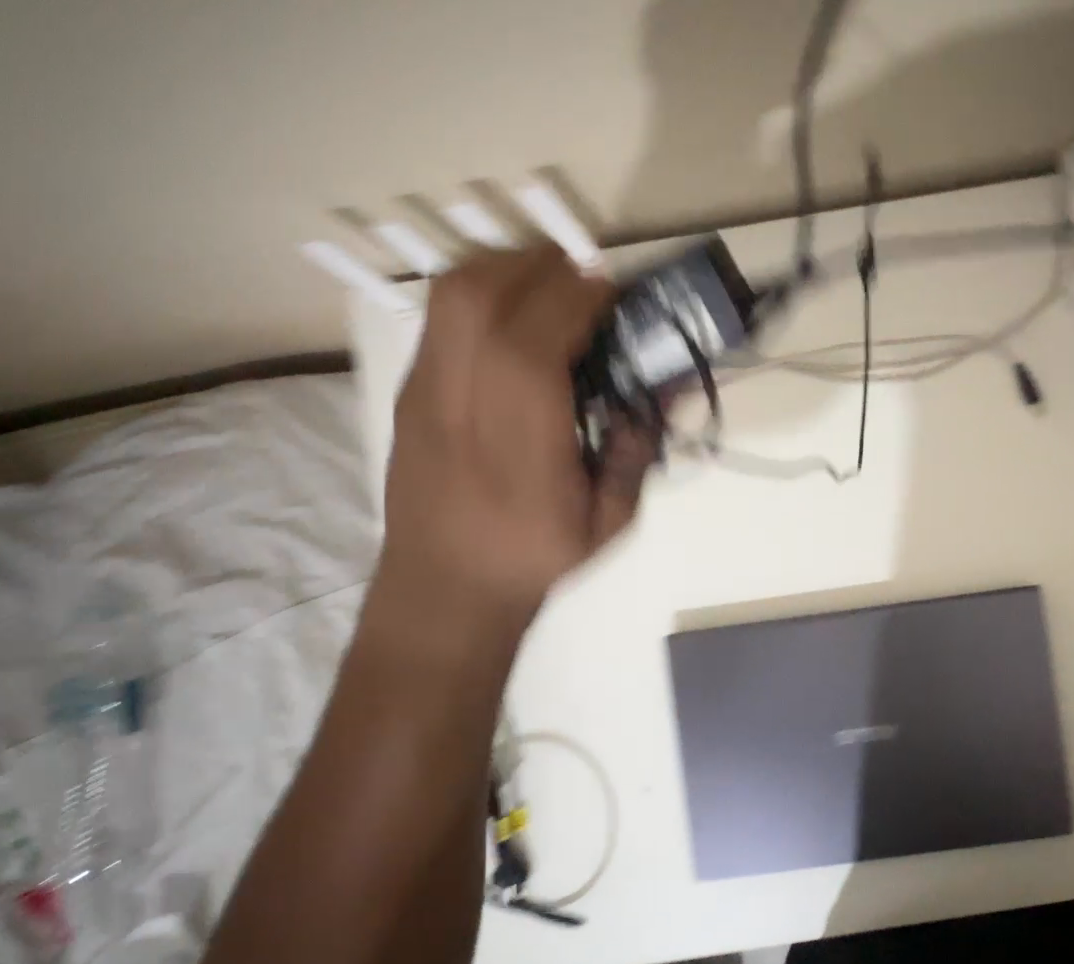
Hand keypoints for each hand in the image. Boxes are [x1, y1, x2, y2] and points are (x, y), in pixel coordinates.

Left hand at [379, 243, 654, 630]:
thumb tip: (666, 389)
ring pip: (449, 296)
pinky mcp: (408, 392)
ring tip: (548, 282)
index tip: (612, 291)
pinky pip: (438, 318)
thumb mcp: (608, 522)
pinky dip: (480, 295)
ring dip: (503, 269)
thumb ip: (636, 452)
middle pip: (479, 297)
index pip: (534, 342)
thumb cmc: (532, 559)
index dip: (576, 298)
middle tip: (583, 276)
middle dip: (538, 265)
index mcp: (518, 445)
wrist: (443, 588)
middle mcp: (461, 406)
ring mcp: (424, 394)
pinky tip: (513, 317)